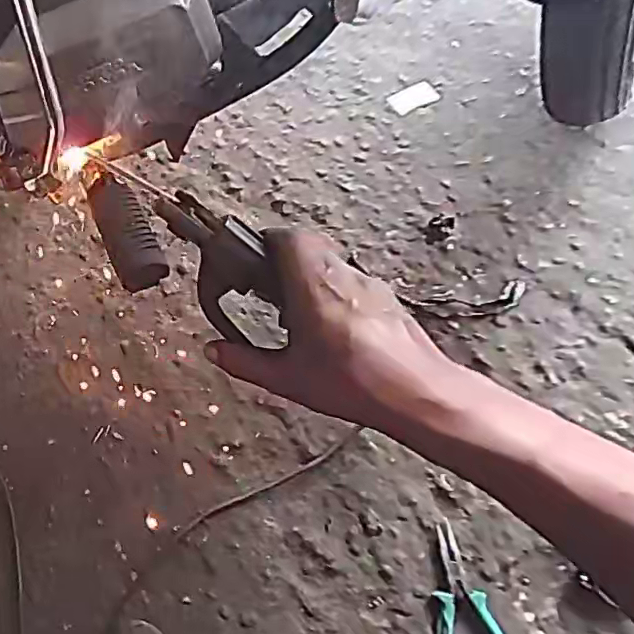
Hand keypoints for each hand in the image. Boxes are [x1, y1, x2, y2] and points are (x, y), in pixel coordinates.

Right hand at [205, 229, 475, 438]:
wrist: (419, 395)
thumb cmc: (355, 385)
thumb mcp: (286, 379)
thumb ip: (244, 361)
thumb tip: (215, 351)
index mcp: (313, 288)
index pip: (287, 238)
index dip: (265, 242)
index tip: (251, 261)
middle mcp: (343, 277)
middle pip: (309, 245)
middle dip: (283, 262)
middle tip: (268, 290)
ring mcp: (370, 285)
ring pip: (331, 264)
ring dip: (309, 279)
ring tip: (298, 317)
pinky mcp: (387, 299)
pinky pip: (352, 283)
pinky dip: (334, 294)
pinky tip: (331, 331)